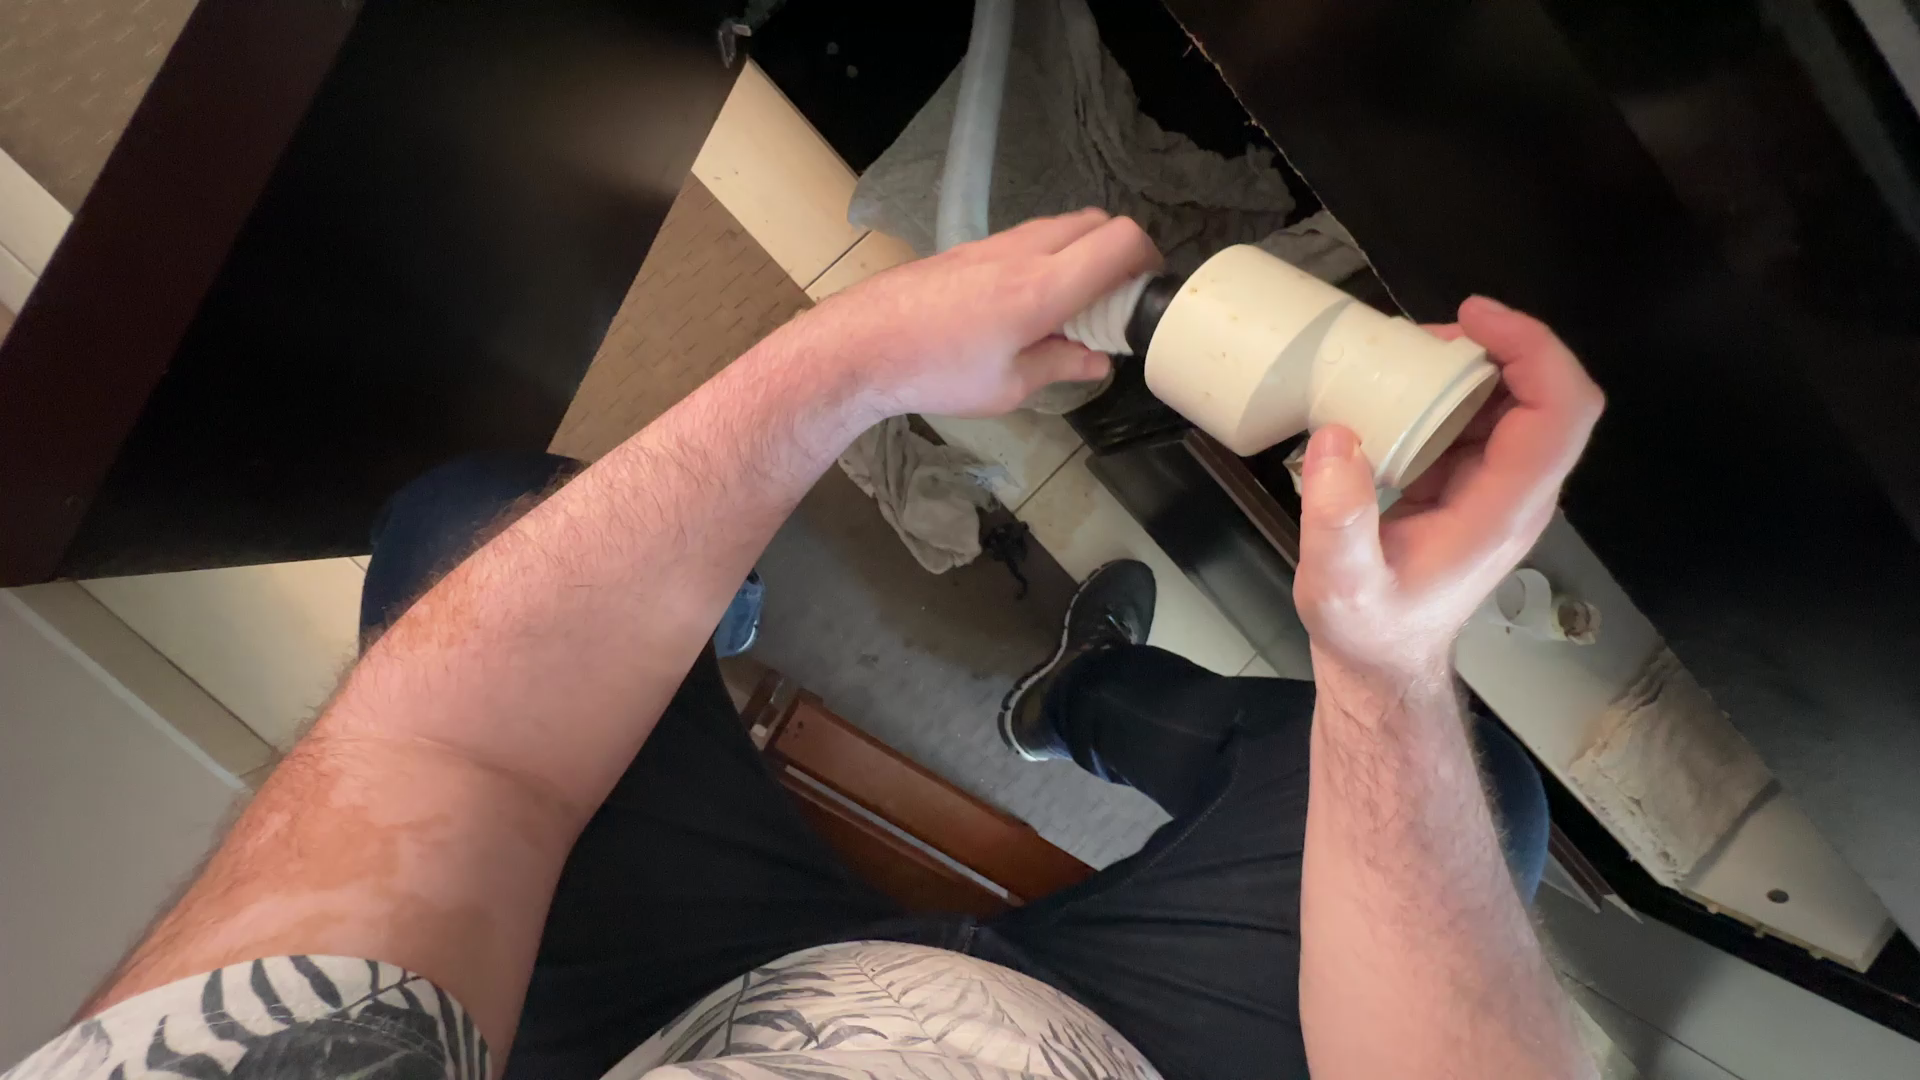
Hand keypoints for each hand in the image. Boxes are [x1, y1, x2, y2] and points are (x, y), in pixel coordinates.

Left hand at [808, 209, 1160, 417]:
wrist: (863, 344)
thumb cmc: (939, 372)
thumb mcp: (1009, 386)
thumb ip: (1061, 366)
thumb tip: (1098, 361)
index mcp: (1045, 286)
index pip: (1120, 241)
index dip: (1148, 258)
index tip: (1149, 290)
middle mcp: (1025, 251)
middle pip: (1095, 223)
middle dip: (1119, 253)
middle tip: (1114, 301)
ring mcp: (993, 244)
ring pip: (1060, 228)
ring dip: (1081, 255)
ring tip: (1072, 306)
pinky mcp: (969, 249)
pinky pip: (1027, 239)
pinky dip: (1048, 258)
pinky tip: (1029, 302)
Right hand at [1292, 296, 1603, 683]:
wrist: (1378, 663)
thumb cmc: (1366, 628)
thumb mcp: (1340, 581)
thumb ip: (1339, 515)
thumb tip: (1337, 433)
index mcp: (1502, 509)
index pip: (1558, 411)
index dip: (1533, 351)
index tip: (1471, 320)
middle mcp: (1512, 494)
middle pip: (1542, 400)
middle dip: (1494, 351)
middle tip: (1415, 340)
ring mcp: (1490, 494)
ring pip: (1507, 411)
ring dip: (1466, 373)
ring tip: (1398, 359)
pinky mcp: (1463, 495)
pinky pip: (1471, 430)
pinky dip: (1442, 400)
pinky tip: (1391, 399)